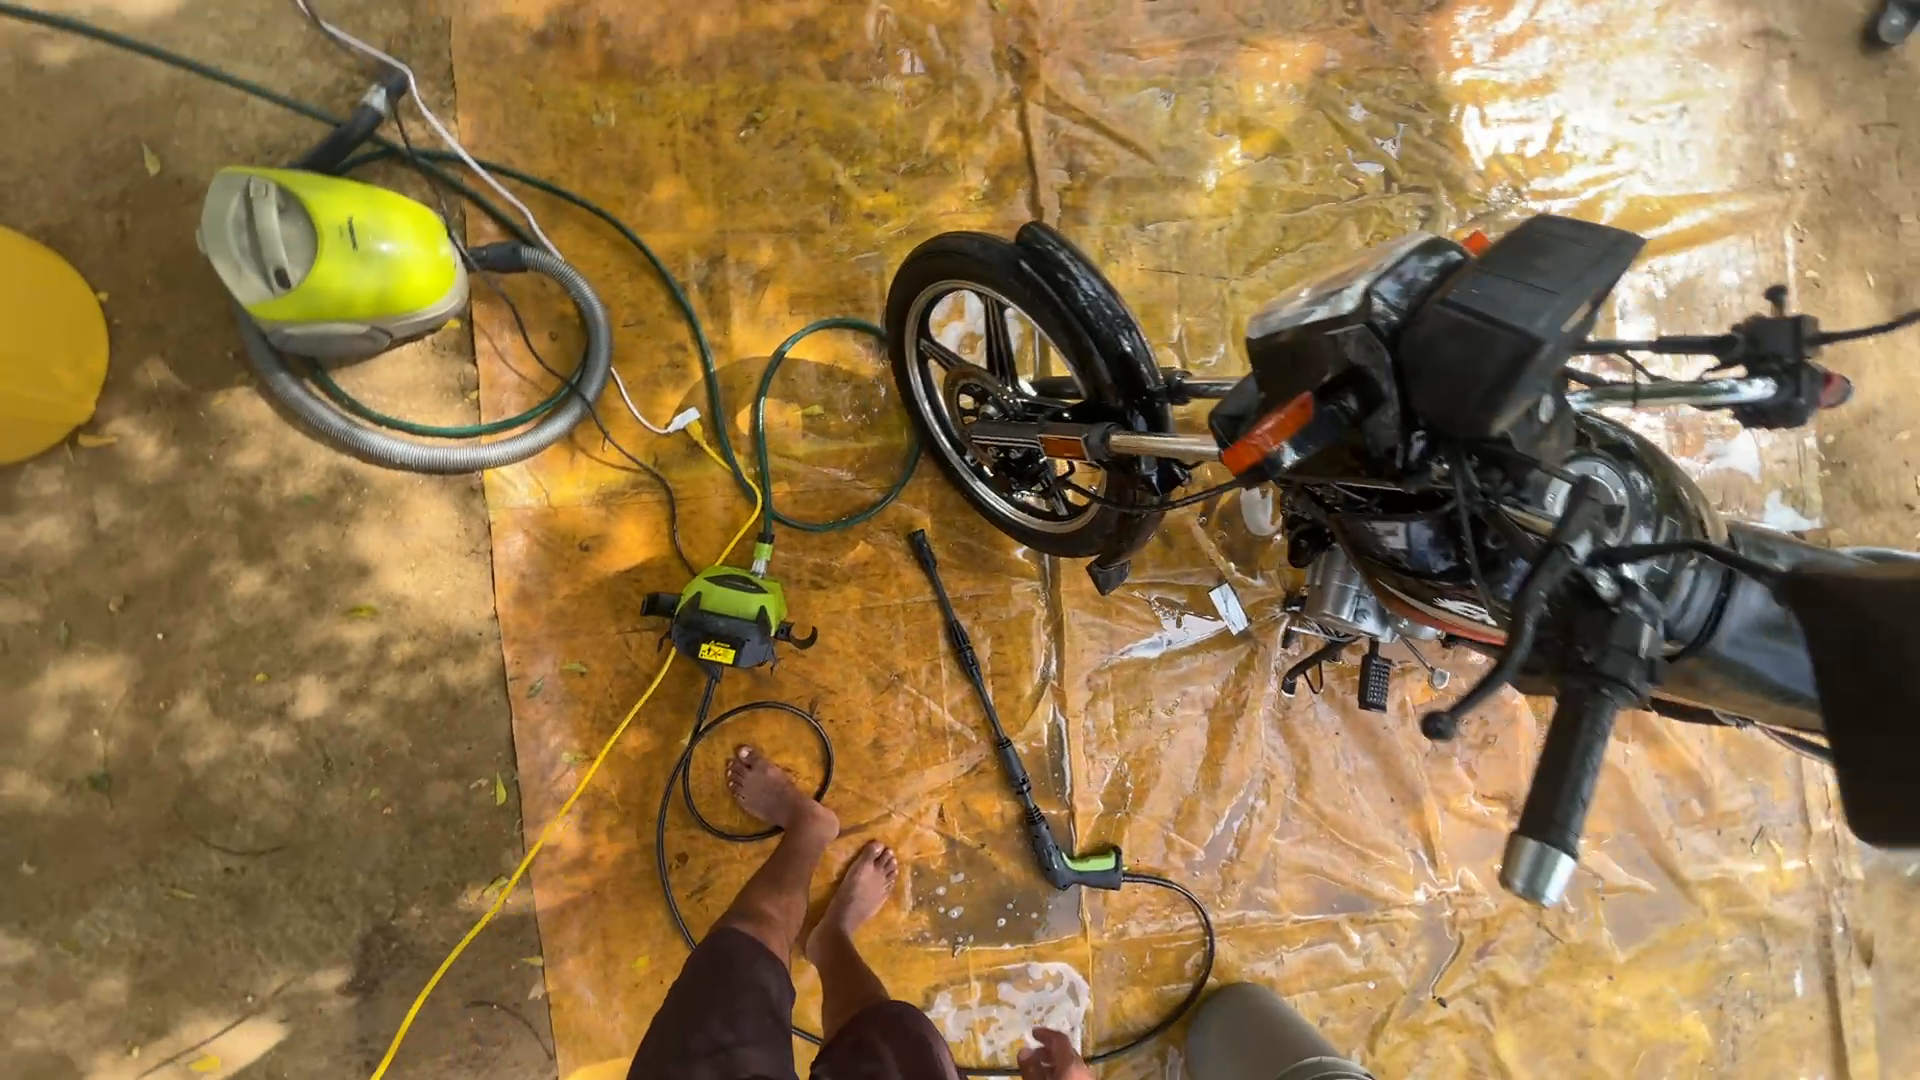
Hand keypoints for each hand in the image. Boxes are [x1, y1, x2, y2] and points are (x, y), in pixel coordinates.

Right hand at [1016, 1027, 1093, 1079]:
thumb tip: (1023, 1049)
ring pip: (1071, 1064)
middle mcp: (1084, 1067)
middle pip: (1066, 1051)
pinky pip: (1075, 1073)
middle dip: (1049, 1049)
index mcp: (1072, 1063)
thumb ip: (1032, 1069)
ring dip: (1055, 1062)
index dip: (1045, 1033)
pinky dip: (1063, 1071)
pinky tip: (1052, 1078)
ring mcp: (1089, 1078)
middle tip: (1033, 1053)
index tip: (1032, 1032)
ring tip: (1039, 1068)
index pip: (1060, 1039)